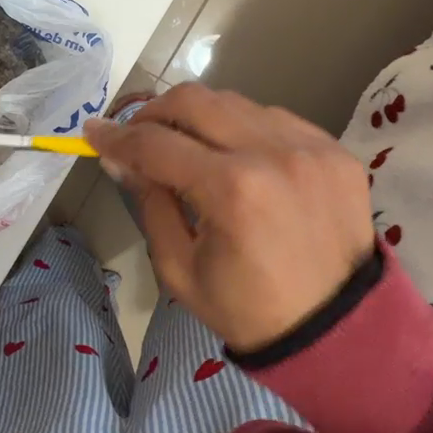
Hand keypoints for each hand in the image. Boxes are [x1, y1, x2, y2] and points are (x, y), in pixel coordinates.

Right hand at [83, 84, 373, 354]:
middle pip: (194, 101)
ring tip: (184, 145)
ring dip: (198, 118)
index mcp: (231, 190)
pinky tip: (234, 155)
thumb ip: (149, 202)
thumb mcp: (179, 267)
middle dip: (153, 112)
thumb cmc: (248, 309)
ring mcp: (309, 147)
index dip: (116, 136)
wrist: (340, 331)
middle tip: (137, 134)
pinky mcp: (334, 150)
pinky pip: (273, 117)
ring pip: (233, 102)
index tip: (93, 132)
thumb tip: (121, 159)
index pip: (155, 143)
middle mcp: (272, 154)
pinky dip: (242, 128)